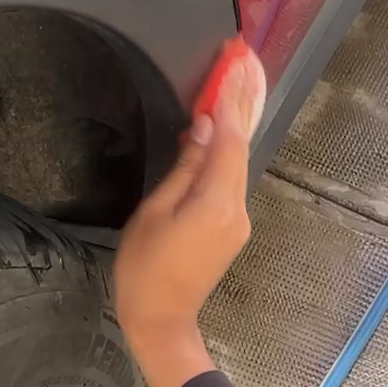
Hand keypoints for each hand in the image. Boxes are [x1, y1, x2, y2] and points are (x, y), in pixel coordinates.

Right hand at [114, 46, 265, 386]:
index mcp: (217, 203)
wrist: (162, 321)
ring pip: (236, 168)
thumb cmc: (146, 270)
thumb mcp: (155, 212)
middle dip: (240, 108)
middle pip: (240, 150)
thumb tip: (204, 131)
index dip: (230, 102)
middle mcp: (237, 210)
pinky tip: (217, 138)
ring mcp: (238, 224)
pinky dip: (225, 159)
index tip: (233, 65)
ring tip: (232, 88)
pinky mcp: (231, 234)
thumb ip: (184, 169)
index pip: (230, 140)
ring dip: (233, 131)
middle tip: (242, 65)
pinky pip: (229, 186)